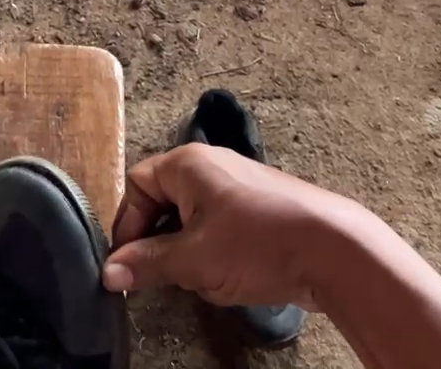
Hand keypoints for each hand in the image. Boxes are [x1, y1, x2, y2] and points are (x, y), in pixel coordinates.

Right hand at [103, 143, 362, 309]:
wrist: (331, 247)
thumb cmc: (255, 244)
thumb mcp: (193, 260)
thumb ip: (147, 264)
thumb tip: (108, 273)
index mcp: (186, 163)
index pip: (136, 184)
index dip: (127, 224)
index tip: (127, 264)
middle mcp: (209, 163)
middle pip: (162, 198)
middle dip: (158, 239)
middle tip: (162, 274)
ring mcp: (235, 182)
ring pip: (190, 214)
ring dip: (185, 247)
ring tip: (198, 276)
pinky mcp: (256, 204)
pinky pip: (217, 221)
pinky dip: (211, 246)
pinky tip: (226, 272)